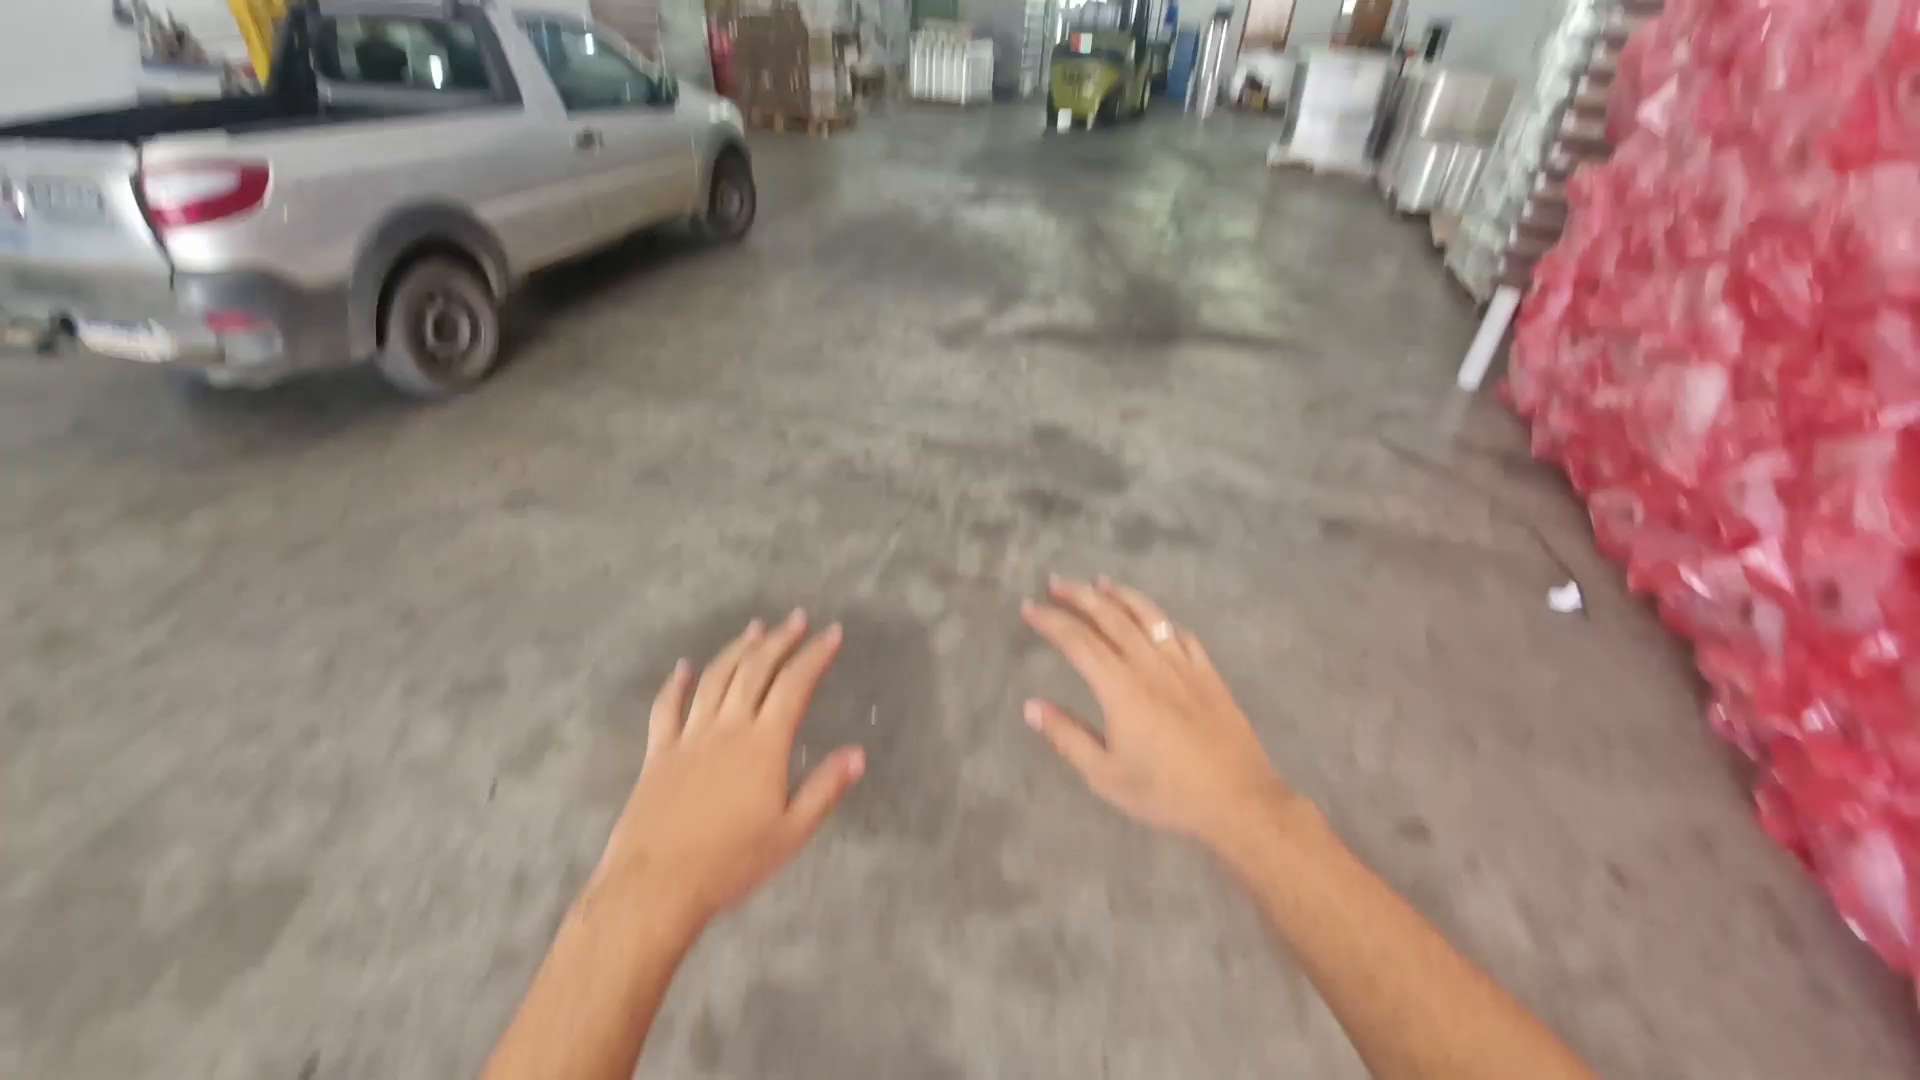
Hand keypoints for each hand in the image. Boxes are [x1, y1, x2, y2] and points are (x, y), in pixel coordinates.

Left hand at [592, 610, 865, 929]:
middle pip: (755, 671)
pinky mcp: (658, 753)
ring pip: (715, 679)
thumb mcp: (791, 833)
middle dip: (779, 640)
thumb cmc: (731, 863)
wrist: (655, 886)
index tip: (832, 633)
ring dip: (737, 650)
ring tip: (754, 629)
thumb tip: (858, 753)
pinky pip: (667, 708)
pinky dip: (677, 683)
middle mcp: (727, 728)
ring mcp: (689, 737)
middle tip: (796, 619)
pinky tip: (684, 667)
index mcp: (764, 745)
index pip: (795, 685)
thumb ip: (825, 789)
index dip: (815, 655)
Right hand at [1021, 578, 1303, 853]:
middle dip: (1080, 596)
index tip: (1029, 608)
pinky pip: (1180, 634)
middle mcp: (1150, 666)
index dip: (1051, 621)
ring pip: (1148, 616)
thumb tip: (1031, 706)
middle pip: (1111, 618)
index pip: (1078, 642)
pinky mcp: (1208, 674)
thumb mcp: (1106, 775)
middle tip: (1056, 583)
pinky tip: (1154, 617)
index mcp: (1121, 688)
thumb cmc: (1166, 793)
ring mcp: (1184, 666)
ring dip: (1120, 595)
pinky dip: (1159, 618)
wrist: (1239, 800)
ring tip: (1100, 582)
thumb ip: (1067, 736)